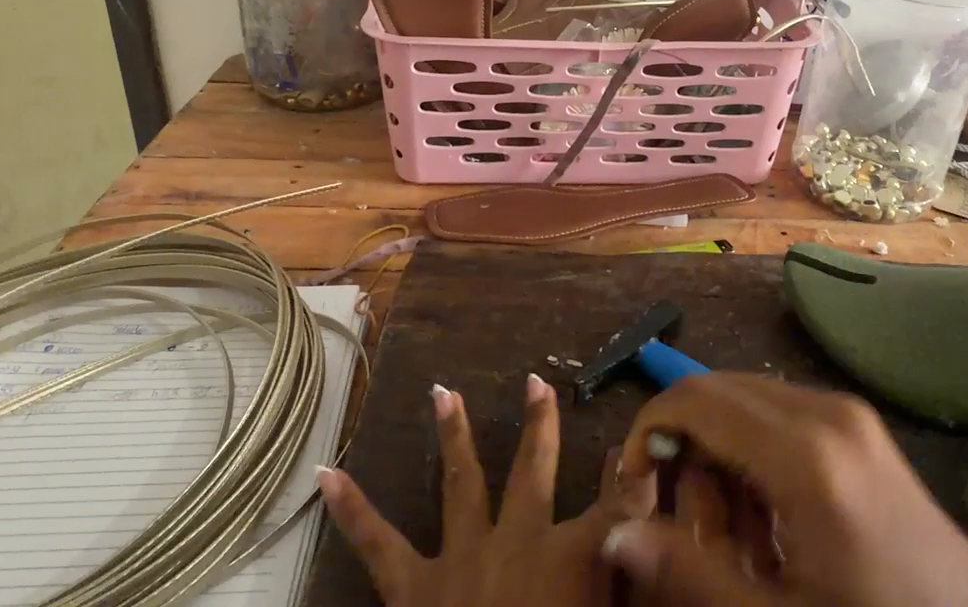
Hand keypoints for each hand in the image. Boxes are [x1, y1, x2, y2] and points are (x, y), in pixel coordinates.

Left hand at [317, 373, 652, 605]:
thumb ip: (627, 579)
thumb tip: (643, 534)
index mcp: (568, 556)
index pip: (612, 506)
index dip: (629, 477)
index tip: (632, 445)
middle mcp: (515, 541)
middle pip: (533, 472)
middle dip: (539, 425)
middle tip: (535, 380)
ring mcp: (460, 558)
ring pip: (460, 483)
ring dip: (454, 435)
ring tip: (442, 391)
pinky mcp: (412, 588)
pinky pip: (378, 544)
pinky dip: (351, 510)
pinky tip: (324, 477)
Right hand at [603, 373, 967, 606]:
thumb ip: (689, 571)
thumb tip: (613, 533)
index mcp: (805, 452)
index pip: (694, 399)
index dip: (647, 431)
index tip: (633, 486)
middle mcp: (825, 412)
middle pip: (716, 394)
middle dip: (686, 452)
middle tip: (693, 529)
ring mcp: (848, 415)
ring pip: (744, 405)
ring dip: (719, 461)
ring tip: (737, 542)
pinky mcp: (860, 428)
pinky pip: (779, 419)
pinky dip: (754, 460)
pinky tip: (770, 525)